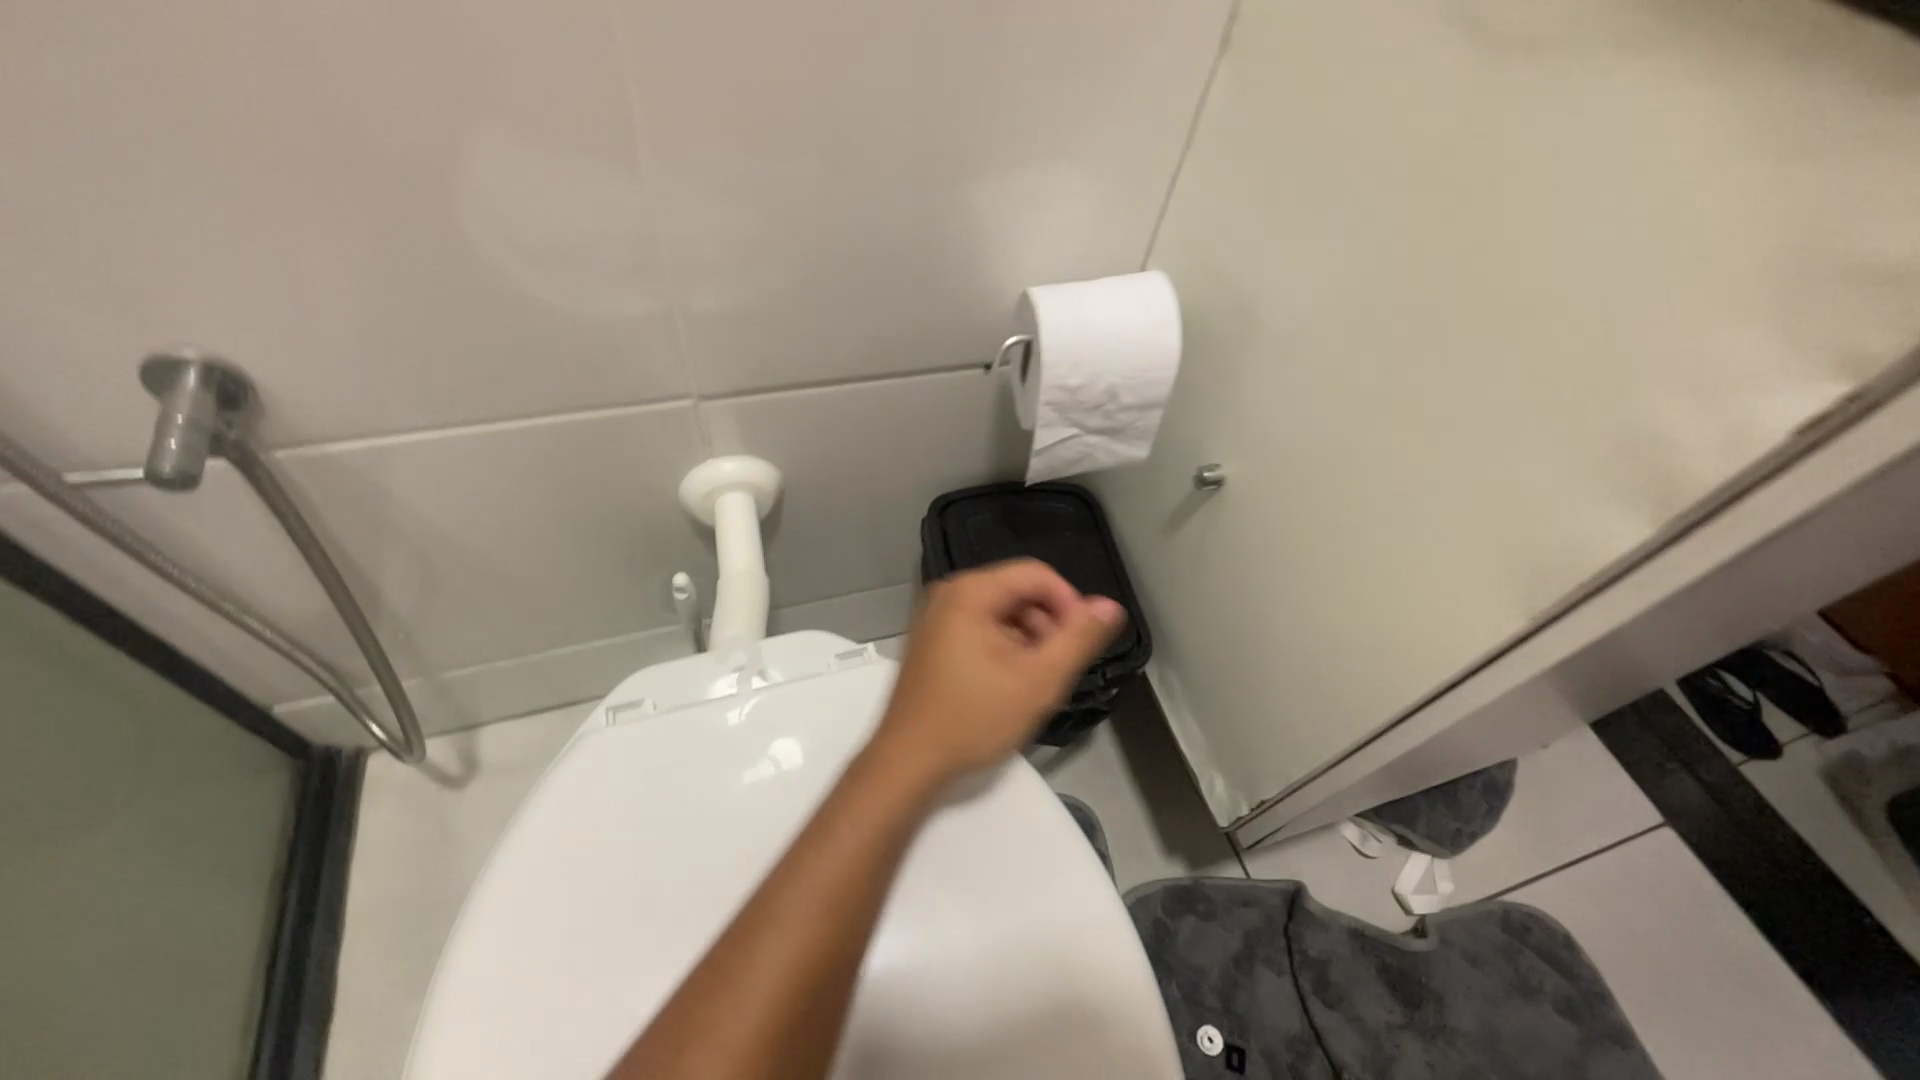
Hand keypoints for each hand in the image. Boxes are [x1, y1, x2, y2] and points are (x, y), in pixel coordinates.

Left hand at [869, 558, 1125, 783]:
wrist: (908, 762)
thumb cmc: (972, 719)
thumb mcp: (1038, 680)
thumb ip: (1078, 639)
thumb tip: (1110, 606)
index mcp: (970, 592)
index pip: (1037, 574)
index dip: (1069, 604)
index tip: (1080, 645)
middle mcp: (949, 595)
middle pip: (1018, 593)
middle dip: (1047, 627)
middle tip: (1057, 671)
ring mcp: (935, 619)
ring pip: (1001, 615)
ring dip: (1027, 643)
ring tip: (1034, 686)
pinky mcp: (932, 644)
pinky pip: (980, 631)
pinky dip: (1003, 652)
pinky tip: (1008, 689)